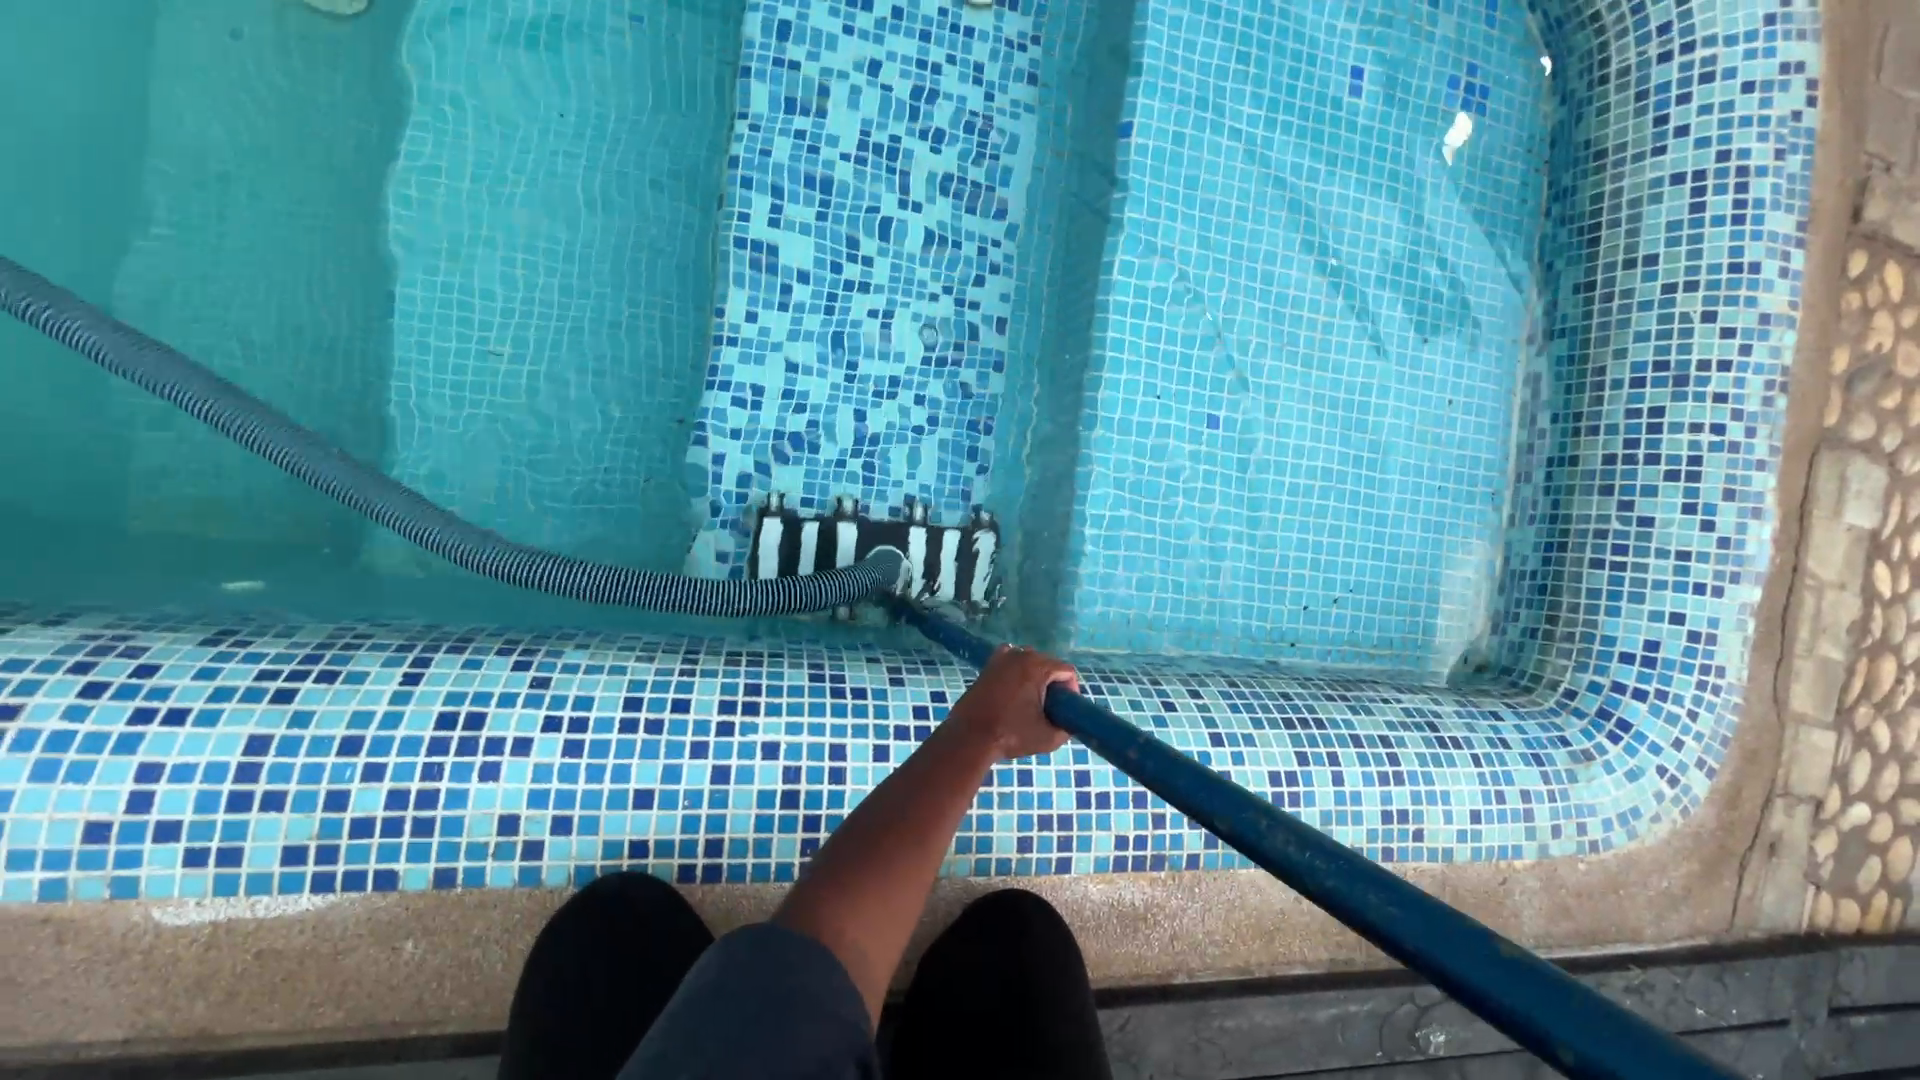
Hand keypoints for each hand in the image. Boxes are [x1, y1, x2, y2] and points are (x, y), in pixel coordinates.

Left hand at [944, 645, 1077, 760]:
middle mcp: (1020, 655)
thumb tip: (1069, 723)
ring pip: (1029, 661)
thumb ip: (1066, 728)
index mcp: (1037, 667)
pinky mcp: (988, 666)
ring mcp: (1001, 658)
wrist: (971, 737)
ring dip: (1035, 677)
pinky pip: (1010, 661)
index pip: (1066, 671)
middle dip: (1053, 684)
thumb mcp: (1048, 737)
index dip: (1071, 691)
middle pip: (1048, 664)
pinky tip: (1015, 690)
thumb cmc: (1010, 735)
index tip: (1065, 710)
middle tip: (1050, 708)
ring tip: (1032, 701)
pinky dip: (1016, 671)